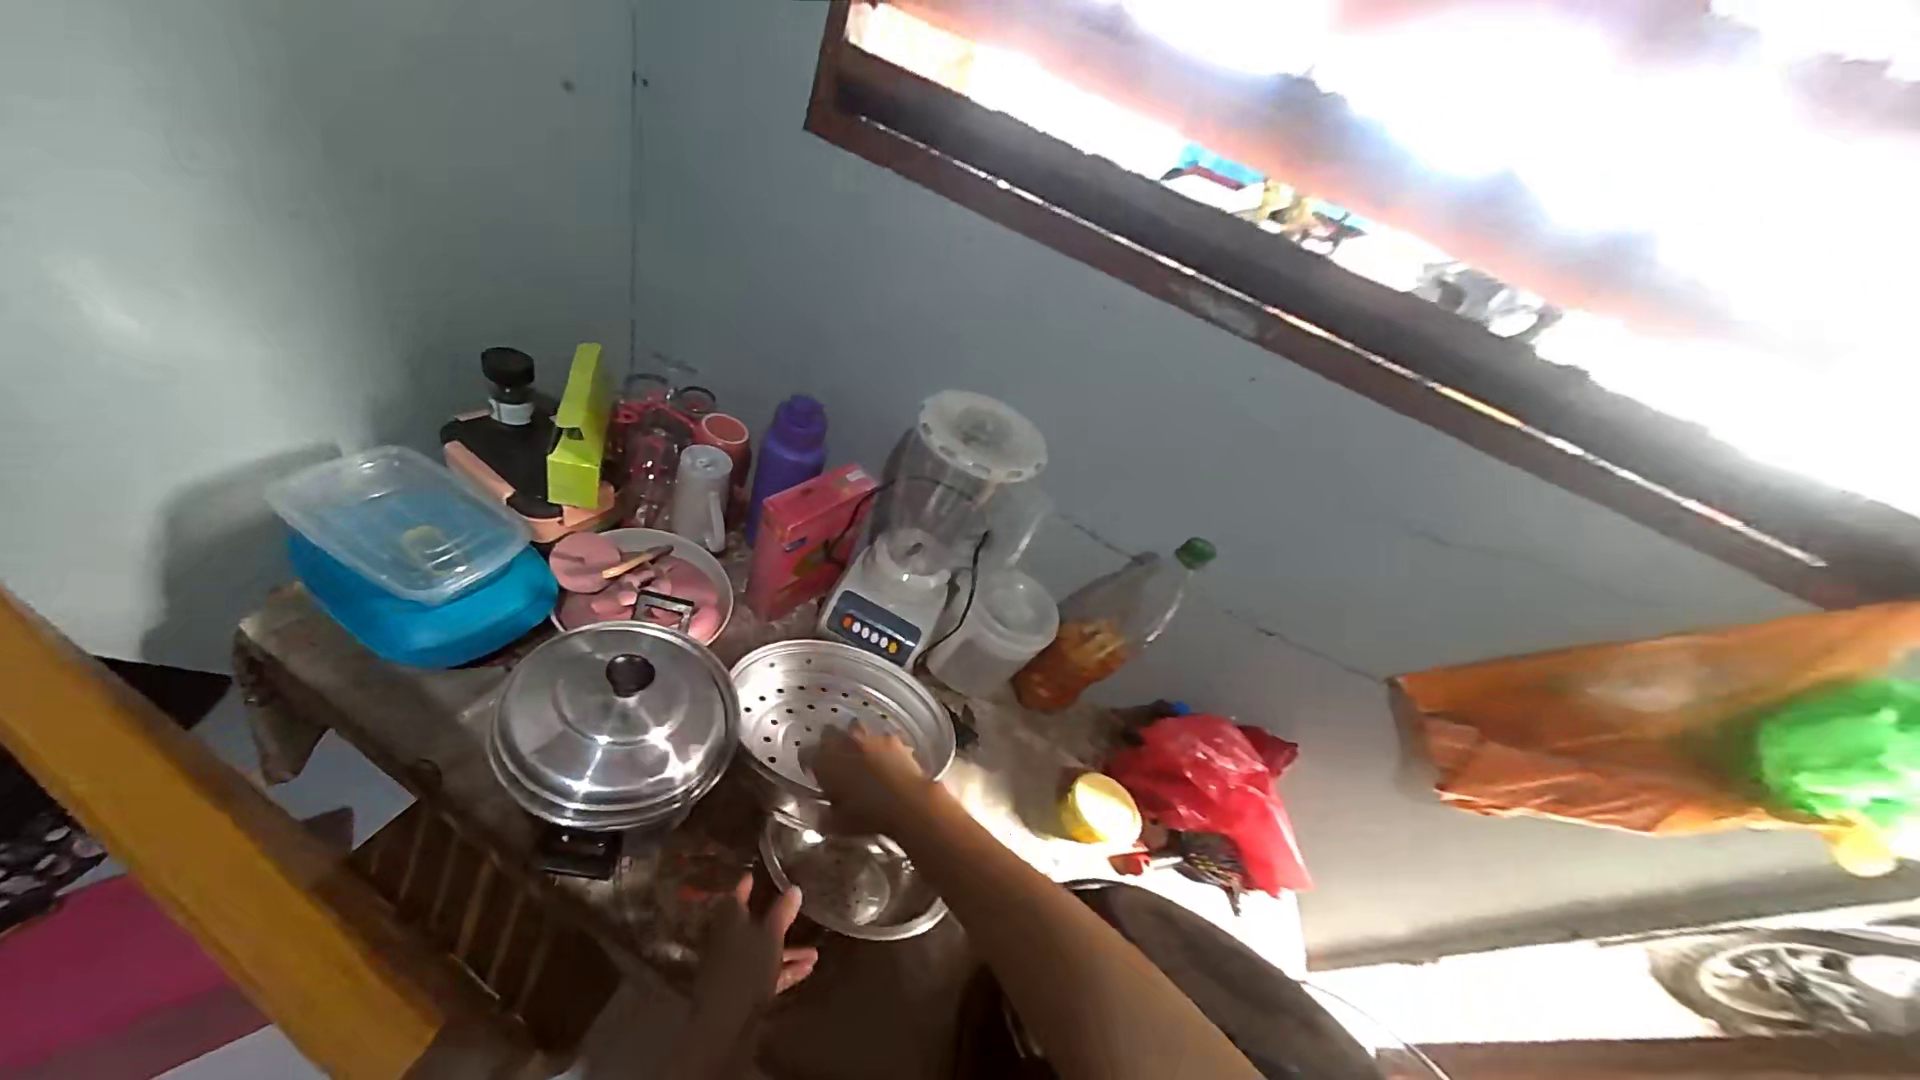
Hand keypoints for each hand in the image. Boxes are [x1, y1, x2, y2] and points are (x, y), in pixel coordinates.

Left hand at [690, 875, 817, 1025]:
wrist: (724, 1023)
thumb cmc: (746, 968)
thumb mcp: (770, 936)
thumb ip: (782, 913)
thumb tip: (794, 888)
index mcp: (729, 923)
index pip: (736, 897)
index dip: (745, 886)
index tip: (753, 874)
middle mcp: (728, 942)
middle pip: (751, 926)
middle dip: (776, 921)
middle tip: (794, 911)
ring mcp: (733, 968)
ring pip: (761, 951)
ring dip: (786, 950)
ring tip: (813, 952)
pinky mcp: (740, 990)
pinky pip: (764, 973)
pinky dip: (783, 970)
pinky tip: (806, 970)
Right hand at [812, 724, 930, 828]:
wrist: (907, 802)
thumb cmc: (867, 816)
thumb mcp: (838, 824)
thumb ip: (823, 816)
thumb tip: (819, 814)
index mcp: (825, 762)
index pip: (806, 754)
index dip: (809, 763)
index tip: (814, 773)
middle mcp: (844, 743)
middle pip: (829, 733)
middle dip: (830, 744)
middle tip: (836, 761)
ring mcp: (869, 738)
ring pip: (855, 729)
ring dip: (855, 740)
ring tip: (862, 758)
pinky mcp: (892, 738)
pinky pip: (880, 738)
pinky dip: (880, 746)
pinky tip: (887, 761)